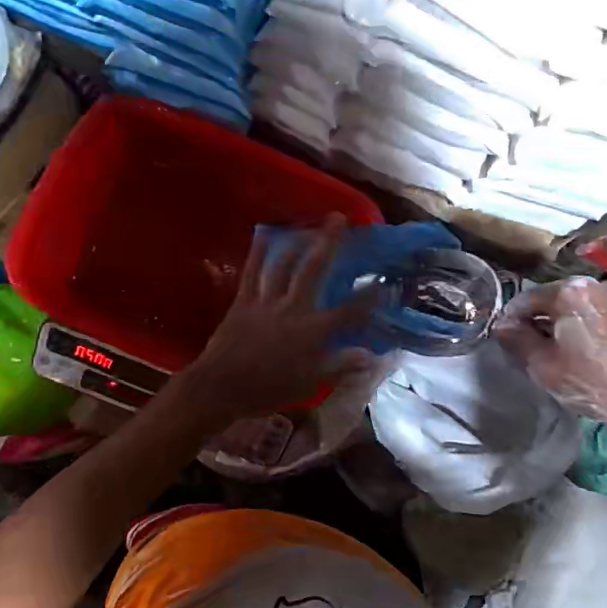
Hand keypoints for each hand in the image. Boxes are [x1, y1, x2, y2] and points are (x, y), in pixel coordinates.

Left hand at [180, 215, 373, 419]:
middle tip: (339, 219)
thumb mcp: (310, 382)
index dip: (369, 296)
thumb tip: (371, 355)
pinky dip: (258, 252)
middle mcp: (293, 308)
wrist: (222, 386)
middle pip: (314, 269)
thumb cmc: (268, 389)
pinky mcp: (243, 300)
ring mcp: (266, 301)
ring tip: (308, 225)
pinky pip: (252, 271)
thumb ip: (340, 365)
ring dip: (297, 241)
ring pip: (284, 264)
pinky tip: (263, 234)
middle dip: (328, 242)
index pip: (349, 311)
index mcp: (313, 331)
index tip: (384, 281)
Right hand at [492, 277, 606, 471]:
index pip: (531, 297)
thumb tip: (502, 325)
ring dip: (598, 322)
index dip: (518, 317)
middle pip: (572, 299)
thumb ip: (518, 341)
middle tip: (558, 347)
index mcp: (572, 292)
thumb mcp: (546, 369)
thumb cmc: (600, 386)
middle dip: (561, 318)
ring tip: (600, 353)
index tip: (514, 334)